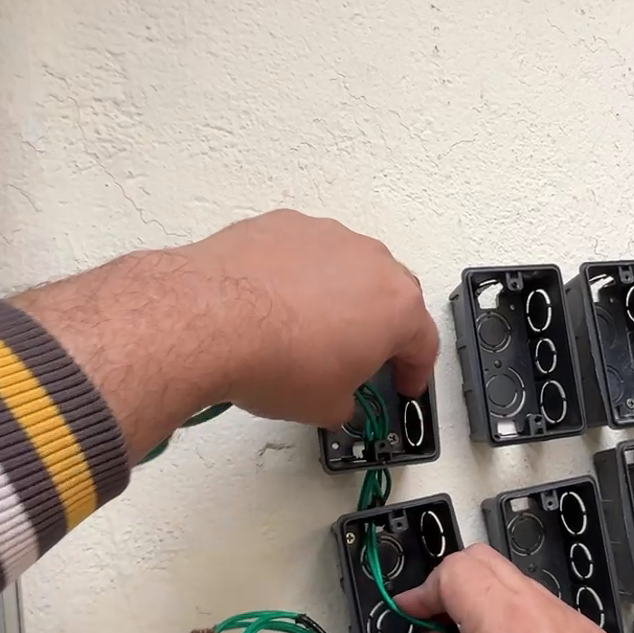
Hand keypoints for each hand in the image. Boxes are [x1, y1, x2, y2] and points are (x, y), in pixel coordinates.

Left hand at [12, 210, 437, 454]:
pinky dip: (297, 276)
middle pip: (392, 298)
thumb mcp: (325, 406)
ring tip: (308, 331)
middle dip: (381, 330)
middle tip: (362, 358)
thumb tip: (337, 401)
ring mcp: (328, 238)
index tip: (405, 382)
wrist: (209, 321)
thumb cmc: (272, 356)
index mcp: (397, 307)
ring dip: (339, 297)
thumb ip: (346, 402)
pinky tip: (273, 303)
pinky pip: (304, 253)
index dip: (416, 371)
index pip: (423, 343)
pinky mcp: (285, 226)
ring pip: (348, 269)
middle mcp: (370, 262)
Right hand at [397, 545, 633, 632]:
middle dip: (452, 584)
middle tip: (435, 624)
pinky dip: (519, 618)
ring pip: (517, 581)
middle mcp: (547, 615)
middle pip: (487, 560)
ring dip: (486, 600)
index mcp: (510, 628)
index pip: (457, 570)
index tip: (412, 613)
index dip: (425, 589)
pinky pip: (545, 608)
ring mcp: (574, 625)